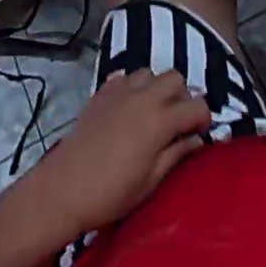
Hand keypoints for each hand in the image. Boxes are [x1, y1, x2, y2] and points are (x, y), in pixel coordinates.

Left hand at [0, 70, 209, 251]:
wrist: (62, 190)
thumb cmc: (110, 194)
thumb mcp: (151, 181)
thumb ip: (177, 154)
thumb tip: (196, 140)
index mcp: (160, 120)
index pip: (197, 106)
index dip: (203, 119)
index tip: (198, 135)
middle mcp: (143, 97)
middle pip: (175, 78)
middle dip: (182, 96)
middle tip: (176, 122)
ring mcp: (119, 92)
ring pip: (150, 73)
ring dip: (157, 88)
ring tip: (152, 112)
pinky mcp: (100, 94)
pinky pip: (124, 77)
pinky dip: (132, 86)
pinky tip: (128, 108)